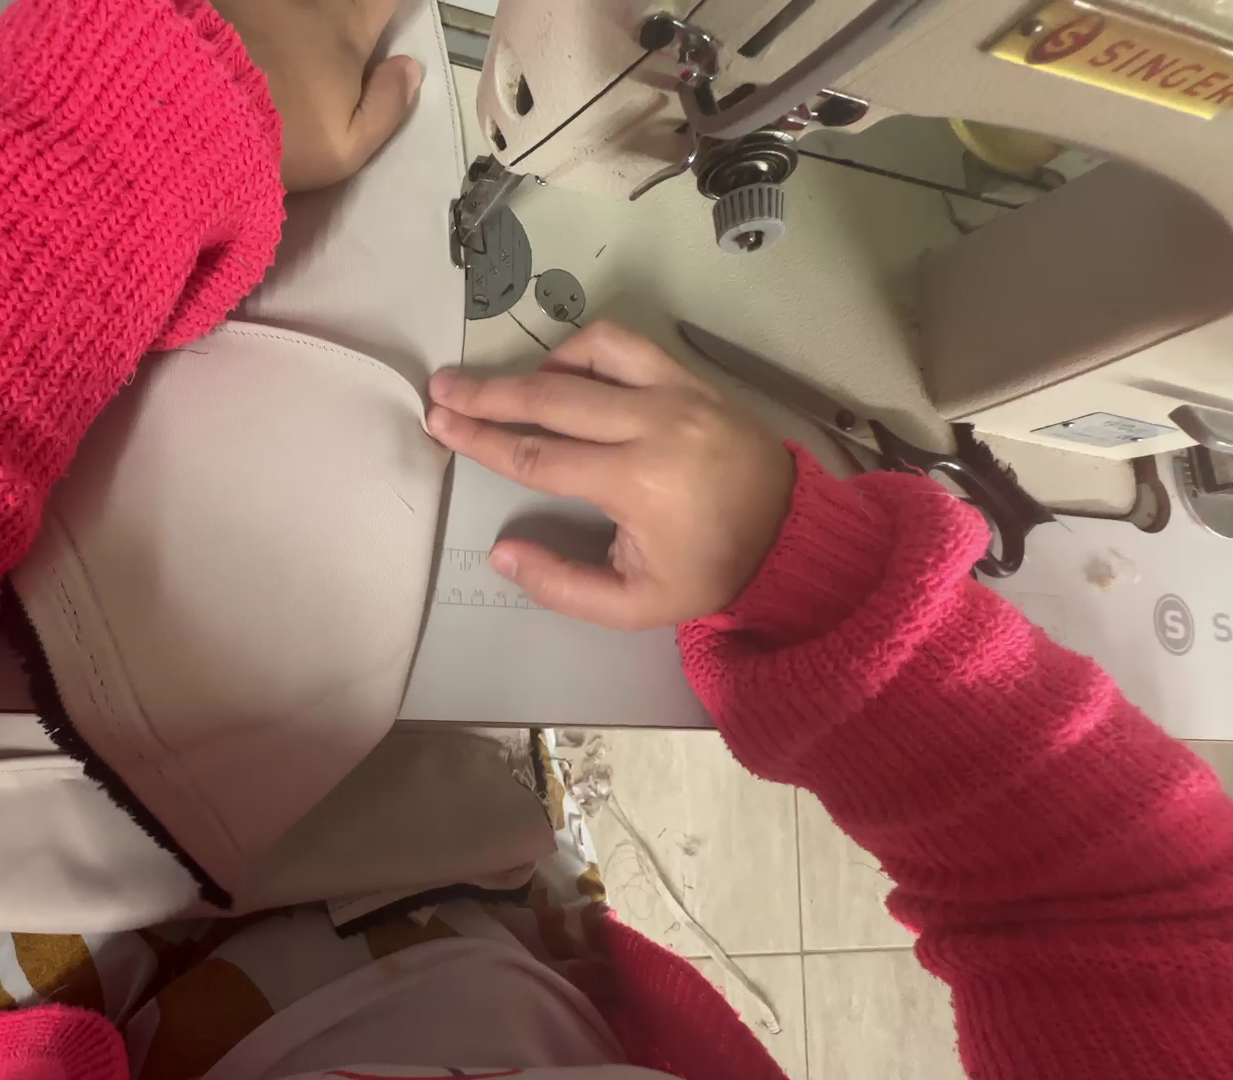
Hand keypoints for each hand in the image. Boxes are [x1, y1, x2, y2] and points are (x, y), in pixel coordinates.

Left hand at [213, 0, 421, 191]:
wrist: (201, 116)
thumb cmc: (284, 138)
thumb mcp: (347, 147)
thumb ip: (386, 109)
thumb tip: (410, 69)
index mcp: (347, 31)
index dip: (395, 2)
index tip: (395, 10)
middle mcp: (311, 2)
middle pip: (341, 1)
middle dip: (346, 12)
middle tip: (343, 30)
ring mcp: (265, 1)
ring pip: (296, 7)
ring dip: (300, 17)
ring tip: (296, 45)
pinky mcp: (229, 8)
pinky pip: (257, 11)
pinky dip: (261, 20)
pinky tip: (256, 40)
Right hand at [425, 321, 795, 629]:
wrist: (793, 535)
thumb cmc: (706, 571)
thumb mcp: (632, 605)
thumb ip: (561, 585)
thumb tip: (501, 551)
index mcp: (637, 483)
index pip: (536, 456)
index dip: (480, 439)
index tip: (440, 423)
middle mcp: (653, 425)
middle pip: (549, 397)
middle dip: (486, 393)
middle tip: (442, 387)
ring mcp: (677, 392)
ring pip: (588, 354)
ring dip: (535, 366)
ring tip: (507, 388)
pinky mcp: (692, 378)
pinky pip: (626, 345)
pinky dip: (583, 350)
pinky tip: (565, 374)